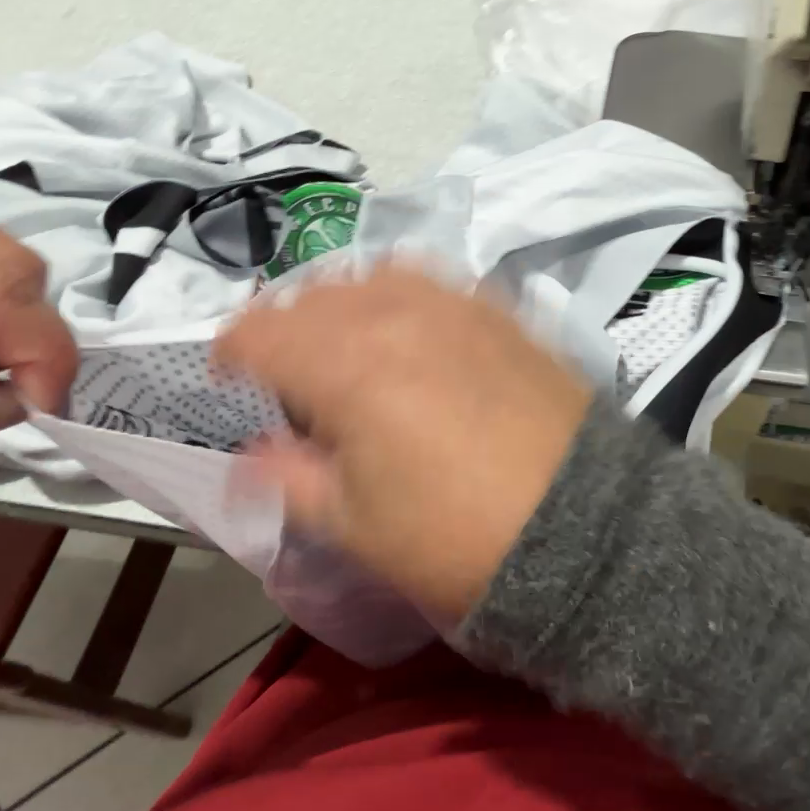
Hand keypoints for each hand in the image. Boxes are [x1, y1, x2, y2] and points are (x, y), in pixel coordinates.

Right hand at [214, 265, 591, 624]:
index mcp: (346, 364)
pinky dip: (407, 292)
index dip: (231, 351)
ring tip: (348, 342)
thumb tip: (248, 455)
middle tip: (286, 371)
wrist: (581, 523)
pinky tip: (415, 327)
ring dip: (346, 300)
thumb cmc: (457, 536)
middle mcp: (398, 315)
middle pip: (317, 295)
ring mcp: (459, 305)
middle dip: (286, 326)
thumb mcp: (355, 526)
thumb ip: (287, 479)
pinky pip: (439, 280)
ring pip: (377, 275)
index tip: (228, 380)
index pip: (262, 330)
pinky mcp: (506, 313)